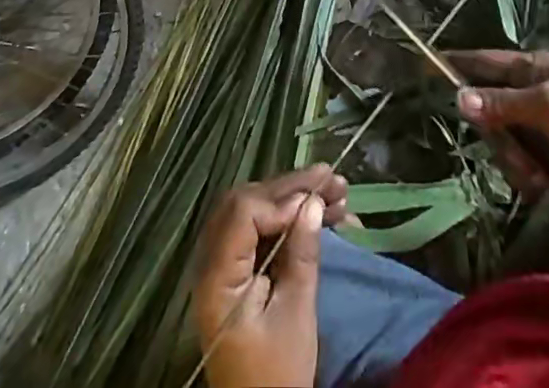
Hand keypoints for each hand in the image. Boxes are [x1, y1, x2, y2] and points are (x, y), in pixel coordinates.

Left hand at [192, 165, 349, 387]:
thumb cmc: (278, 373)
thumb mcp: (296, 315)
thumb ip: (301, 256)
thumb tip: (312, 204)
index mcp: (216, 274)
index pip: (242, 212)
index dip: (280, 200)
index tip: (319, 199)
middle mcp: (209, 258)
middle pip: (246, 203)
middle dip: (291, 189)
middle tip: (334, 180)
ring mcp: (219, 261)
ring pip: (253, 212)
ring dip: (292, 200)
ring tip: (338, 193)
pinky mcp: (233, 268)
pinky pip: (256, 231)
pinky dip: (285, 220)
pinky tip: (319, 214)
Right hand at [446, 50, 548, 216]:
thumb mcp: (545, 103)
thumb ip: (498, 101)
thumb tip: (456, 98)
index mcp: (532, 68)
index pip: (482, 61)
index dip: (455, 63)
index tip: (423, 66)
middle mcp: (529, 95)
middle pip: (483, 104)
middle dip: (489, 126)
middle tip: (499, 137)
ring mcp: (535, 129)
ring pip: (495, 138)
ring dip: (510, 157)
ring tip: (533, 170)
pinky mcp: (542, 161)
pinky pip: (511, 163)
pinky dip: (523, 174)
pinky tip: (541, 182)